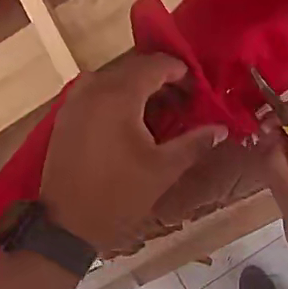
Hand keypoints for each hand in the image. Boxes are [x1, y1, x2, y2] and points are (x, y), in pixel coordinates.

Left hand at [41, 53, 225, 249]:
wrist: (67, 224)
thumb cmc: (119, 194)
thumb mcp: (164, 169)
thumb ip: (194, 142)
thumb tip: (221, 128)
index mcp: (119, 96)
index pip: (156, 65)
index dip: (181, 72)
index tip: (198, 90)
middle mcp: (94, 89)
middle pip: (134, 67)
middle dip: (162, 79)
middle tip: (184, 101)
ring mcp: (75, 101)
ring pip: (114, 78)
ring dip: (139, 87)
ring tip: (160, 110)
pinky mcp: (66, 116)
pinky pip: (96, 91)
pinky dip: (118, 96)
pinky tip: (131, 120)